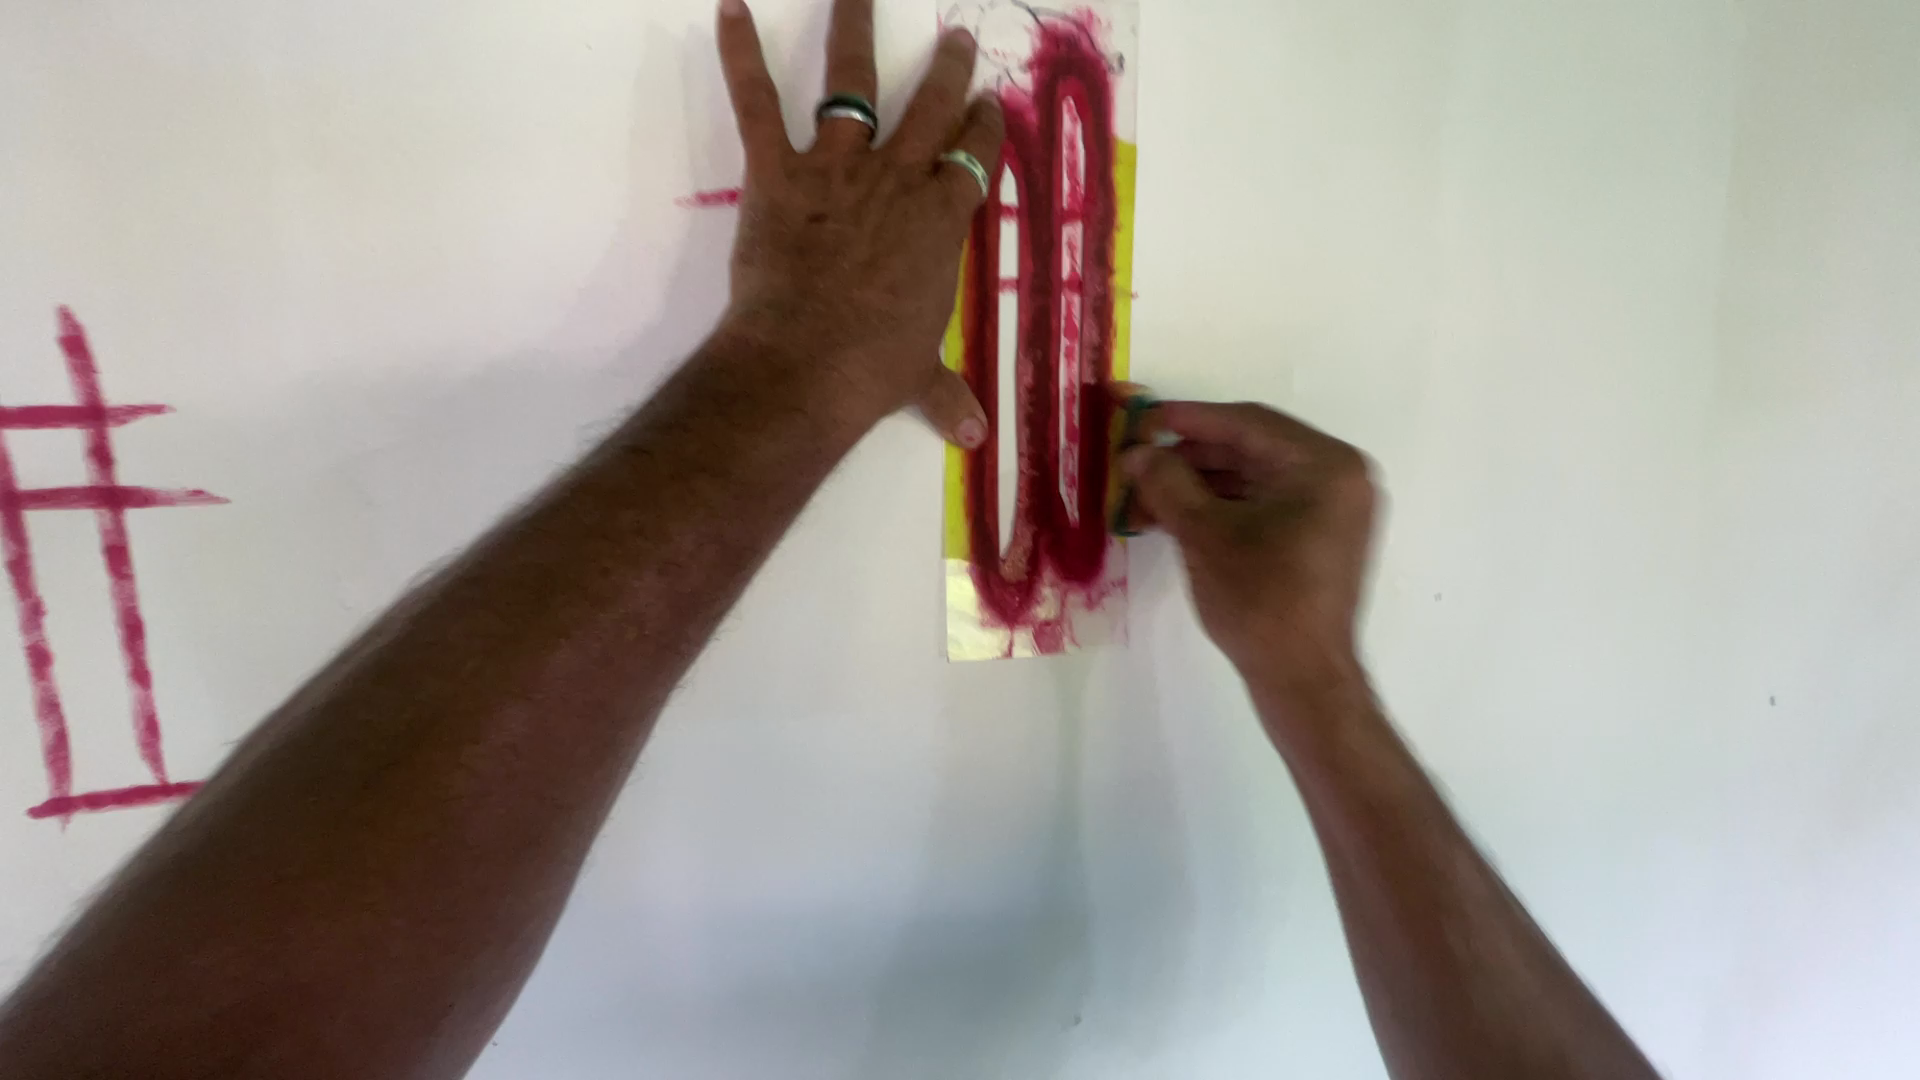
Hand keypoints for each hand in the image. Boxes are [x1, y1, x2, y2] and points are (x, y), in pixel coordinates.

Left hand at [714, 0, 1002, 448]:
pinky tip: (728, 9)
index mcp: (941, 225)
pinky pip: (758, 103)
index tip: (991, 109)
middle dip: (949, 73)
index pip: (974, 161)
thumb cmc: (874, 369)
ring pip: (853, 85)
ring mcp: (838, 170)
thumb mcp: (921, 379)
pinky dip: (740, 55)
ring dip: (856, 28)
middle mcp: (898, 182)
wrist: (807, 365)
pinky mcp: (778, 174)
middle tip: (957, 41)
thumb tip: (974, 437)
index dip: (985, 132)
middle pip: (933, 110)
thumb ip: (948, 397)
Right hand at [1123, 400, 1378, 694]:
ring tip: (1144, 498)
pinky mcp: (1316, 539)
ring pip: (1251, 481)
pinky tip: (1173, 518)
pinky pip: (1261, 507)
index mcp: (1326, 465)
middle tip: (1138, 464)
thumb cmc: (1260, 599)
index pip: (1248, 424)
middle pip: (1250, 450)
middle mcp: (1338, 478)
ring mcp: (1330, 511)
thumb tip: (1135, 453)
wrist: (1301, 678)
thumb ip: (1167, 482)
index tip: (1142, 419)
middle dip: (1188, 459)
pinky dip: (1218, 509)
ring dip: (1197, 487)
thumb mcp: (1204, 534)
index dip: (1188, 420)